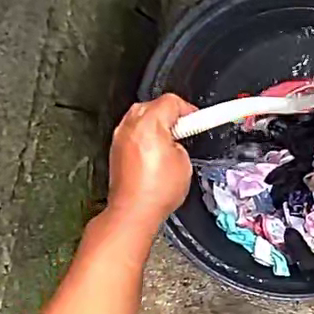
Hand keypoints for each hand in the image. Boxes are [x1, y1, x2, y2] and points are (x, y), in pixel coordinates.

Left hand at [106, 94, 195, 229]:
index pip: (171, 101)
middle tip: (185, 130)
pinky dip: (144, 136)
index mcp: (149, 123)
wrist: (133, 211)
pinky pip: (132, 132)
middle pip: (154, 105)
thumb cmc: (156, 191)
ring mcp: (120, 137)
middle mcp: (131, 126)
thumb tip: (179, 139)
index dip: (189, 110)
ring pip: (140, 117)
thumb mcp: (184, 162)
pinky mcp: (116, 149)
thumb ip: (182, 142)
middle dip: (171, 115)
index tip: (197, 118)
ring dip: (156, 123)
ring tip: (170, 142)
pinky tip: (155, 152)